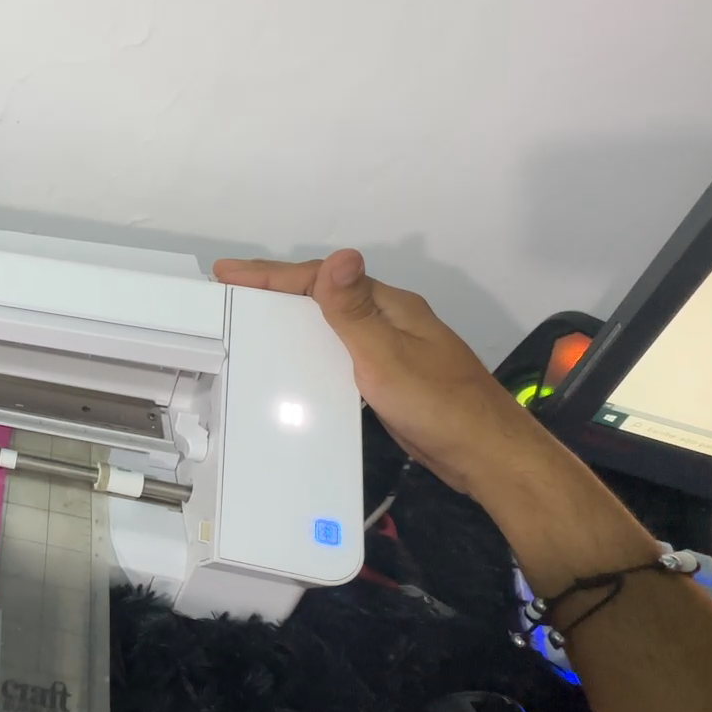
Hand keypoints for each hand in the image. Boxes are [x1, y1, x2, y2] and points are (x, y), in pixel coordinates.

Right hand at [213, 250, 551, 496]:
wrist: (485, 455)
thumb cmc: (435, 404)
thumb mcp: (385, 355)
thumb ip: (354, 310)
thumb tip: (339, 256)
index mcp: (387, 305)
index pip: (319, 279)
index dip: (269, 274)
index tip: (226, 272)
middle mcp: (387, 317)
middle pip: (321, 290)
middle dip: (273, 285)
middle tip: (229, 286)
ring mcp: (388, 343)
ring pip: (327, 316)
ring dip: (287, 309)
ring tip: (249, 312)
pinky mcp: (384, 371)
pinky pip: (334, 343)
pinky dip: (305, 338)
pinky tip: (291, 351)